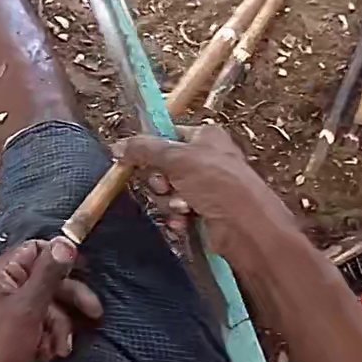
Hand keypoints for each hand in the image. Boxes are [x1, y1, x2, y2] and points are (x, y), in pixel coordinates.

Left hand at [0, 238, 101, 361]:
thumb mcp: (28, 308)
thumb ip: (48, 274)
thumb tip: (66, 241)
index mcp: (2, 273)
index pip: (37, 249)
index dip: (63, 258)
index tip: (88, 272)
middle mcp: (3, 286)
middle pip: (46, 279)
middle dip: (70, 299)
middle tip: (95, 314)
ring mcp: (5, 310)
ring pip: (46, 306)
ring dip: (59, 325)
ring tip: (62, 348)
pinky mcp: (9, 333)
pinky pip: (37, 325)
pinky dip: (47, 338)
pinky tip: (49, 355)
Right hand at [113, 125, 303, 266]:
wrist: (244, 225)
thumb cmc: (217, 183)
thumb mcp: (176, 158)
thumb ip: (144, 150)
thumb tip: (117, 147)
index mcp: (205, 137)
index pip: (167, 136)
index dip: (150, 150)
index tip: (134, 160)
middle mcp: (207, 159)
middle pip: (163, 167)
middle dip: (161, 181)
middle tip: (167, 187)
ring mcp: (206, 187)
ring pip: (168, 192)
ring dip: (169, 201)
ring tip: (183, 207)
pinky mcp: (205, 211)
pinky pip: (177, 211)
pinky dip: (178, 216)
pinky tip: (185, 221)